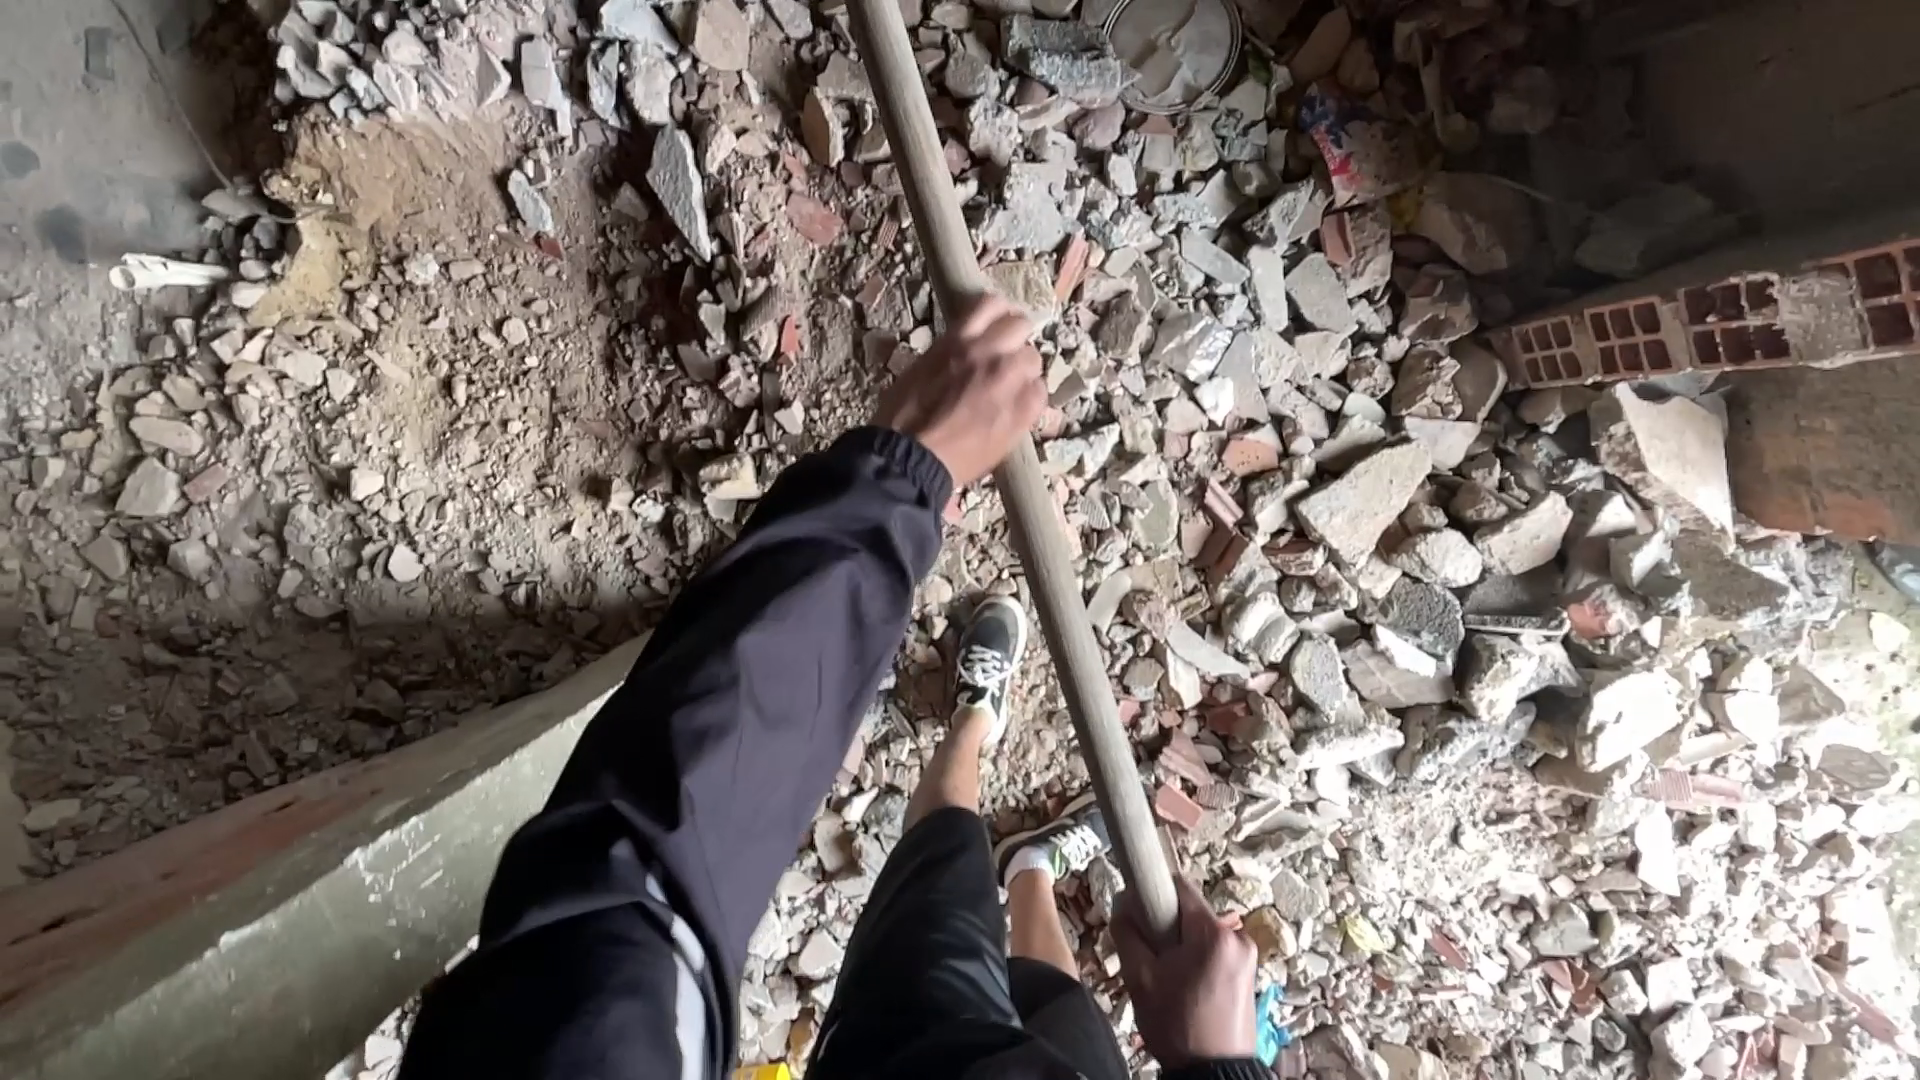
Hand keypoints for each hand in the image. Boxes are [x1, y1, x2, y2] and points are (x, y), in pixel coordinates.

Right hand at [871, 293, 1045, 489]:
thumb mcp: (918, 370)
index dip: (996, 317)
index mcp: (958, 339)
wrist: (913, 459)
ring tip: (1008, 392)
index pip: (992, 304)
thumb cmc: (902, 419)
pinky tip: (1015, 411)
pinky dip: (1030, 399)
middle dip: (1012, 342)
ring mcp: (1009, 381)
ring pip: (1033, 359)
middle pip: (1020, 326)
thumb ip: (948, 354)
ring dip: (1022, 372)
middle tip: (1002, 363)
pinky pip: (1040, 393)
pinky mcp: (1022, 412)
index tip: (993, 330)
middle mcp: (989, 352)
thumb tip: (963, 354)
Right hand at [1112, 877, 1258, 1067]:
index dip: (1153, 892)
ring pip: (1202, 932)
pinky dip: (1198, 958)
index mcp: (1214, 933)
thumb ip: (1127, 931)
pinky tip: (1186, 985)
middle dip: (1167, 925)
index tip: (1138, 913)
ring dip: (1182, 943)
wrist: (1214, 1077)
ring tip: (1169, 976)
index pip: (1178, 886)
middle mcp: (1238, 937)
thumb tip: (1124, 903)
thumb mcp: (1139, 977)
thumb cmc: (1176, 1025)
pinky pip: (1215, 950)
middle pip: (1191, 911)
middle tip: (1151, 955)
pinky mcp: (1249, 973)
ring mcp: (1248, 956)